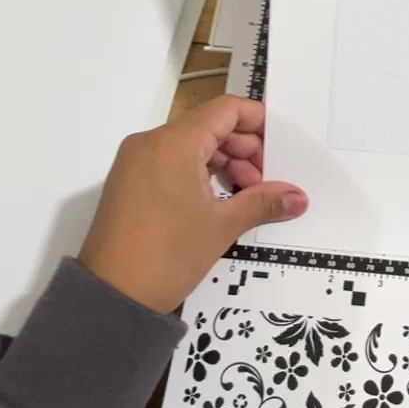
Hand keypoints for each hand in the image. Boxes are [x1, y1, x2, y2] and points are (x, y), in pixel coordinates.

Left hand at [80, 96, 307, 312]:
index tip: (280, 144)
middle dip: (244, 149)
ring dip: (224, 163)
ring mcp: (135, 161)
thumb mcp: (223, 226)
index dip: (258, 120)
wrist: (110, 297)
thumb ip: (264, 202)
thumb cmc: (168, 255)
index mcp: (175, 143)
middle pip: (209, 126)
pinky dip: (199, 172)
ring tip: (245, 196)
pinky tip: (218, 201)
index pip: (225, 110)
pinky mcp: (128, 181)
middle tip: (265, 181)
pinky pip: (171, 161)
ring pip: (191, 145)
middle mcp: (151, 142)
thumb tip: (298, 198)